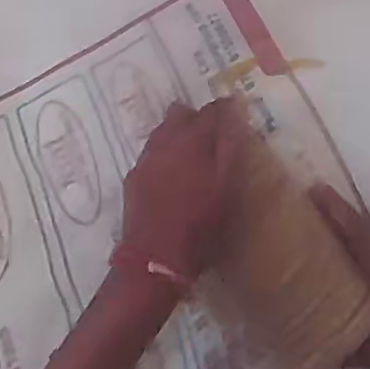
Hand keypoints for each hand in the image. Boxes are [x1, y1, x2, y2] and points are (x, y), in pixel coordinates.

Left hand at [120, 98, 245, 278]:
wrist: (153, 260)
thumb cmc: (198, 225)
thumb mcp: (225, 187)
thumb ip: (230, 147)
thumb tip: (235, 116)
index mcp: (192, 140)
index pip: (211, 110)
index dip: (225, 108)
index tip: (235, 110)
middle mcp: (165, 141)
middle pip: (180, 112)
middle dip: (197, 117)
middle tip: (212, 134)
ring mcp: (146, 158)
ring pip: (163, 130)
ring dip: (178, 133)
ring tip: (191, 153)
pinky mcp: (134, 176)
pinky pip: (151, 152)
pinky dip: (164, 154)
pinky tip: (172, 173)